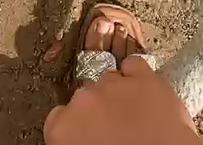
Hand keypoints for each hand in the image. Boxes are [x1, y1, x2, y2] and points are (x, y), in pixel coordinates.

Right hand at [43, 54, 202, 144]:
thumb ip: (75, 141)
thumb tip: (83, 137)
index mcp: (64, 129)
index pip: (58, 118)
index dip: (74, 126)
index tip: (85, 134)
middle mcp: (84, 100)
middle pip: (85, 97)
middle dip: (97, 110)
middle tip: (113, 131)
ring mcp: (114, 85)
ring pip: (109, 80)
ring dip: (117, 94)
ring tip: (133, 115)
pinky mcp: (143, 77)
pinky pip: (134, 65)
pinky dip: (137, 75)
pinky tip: (144, 93)